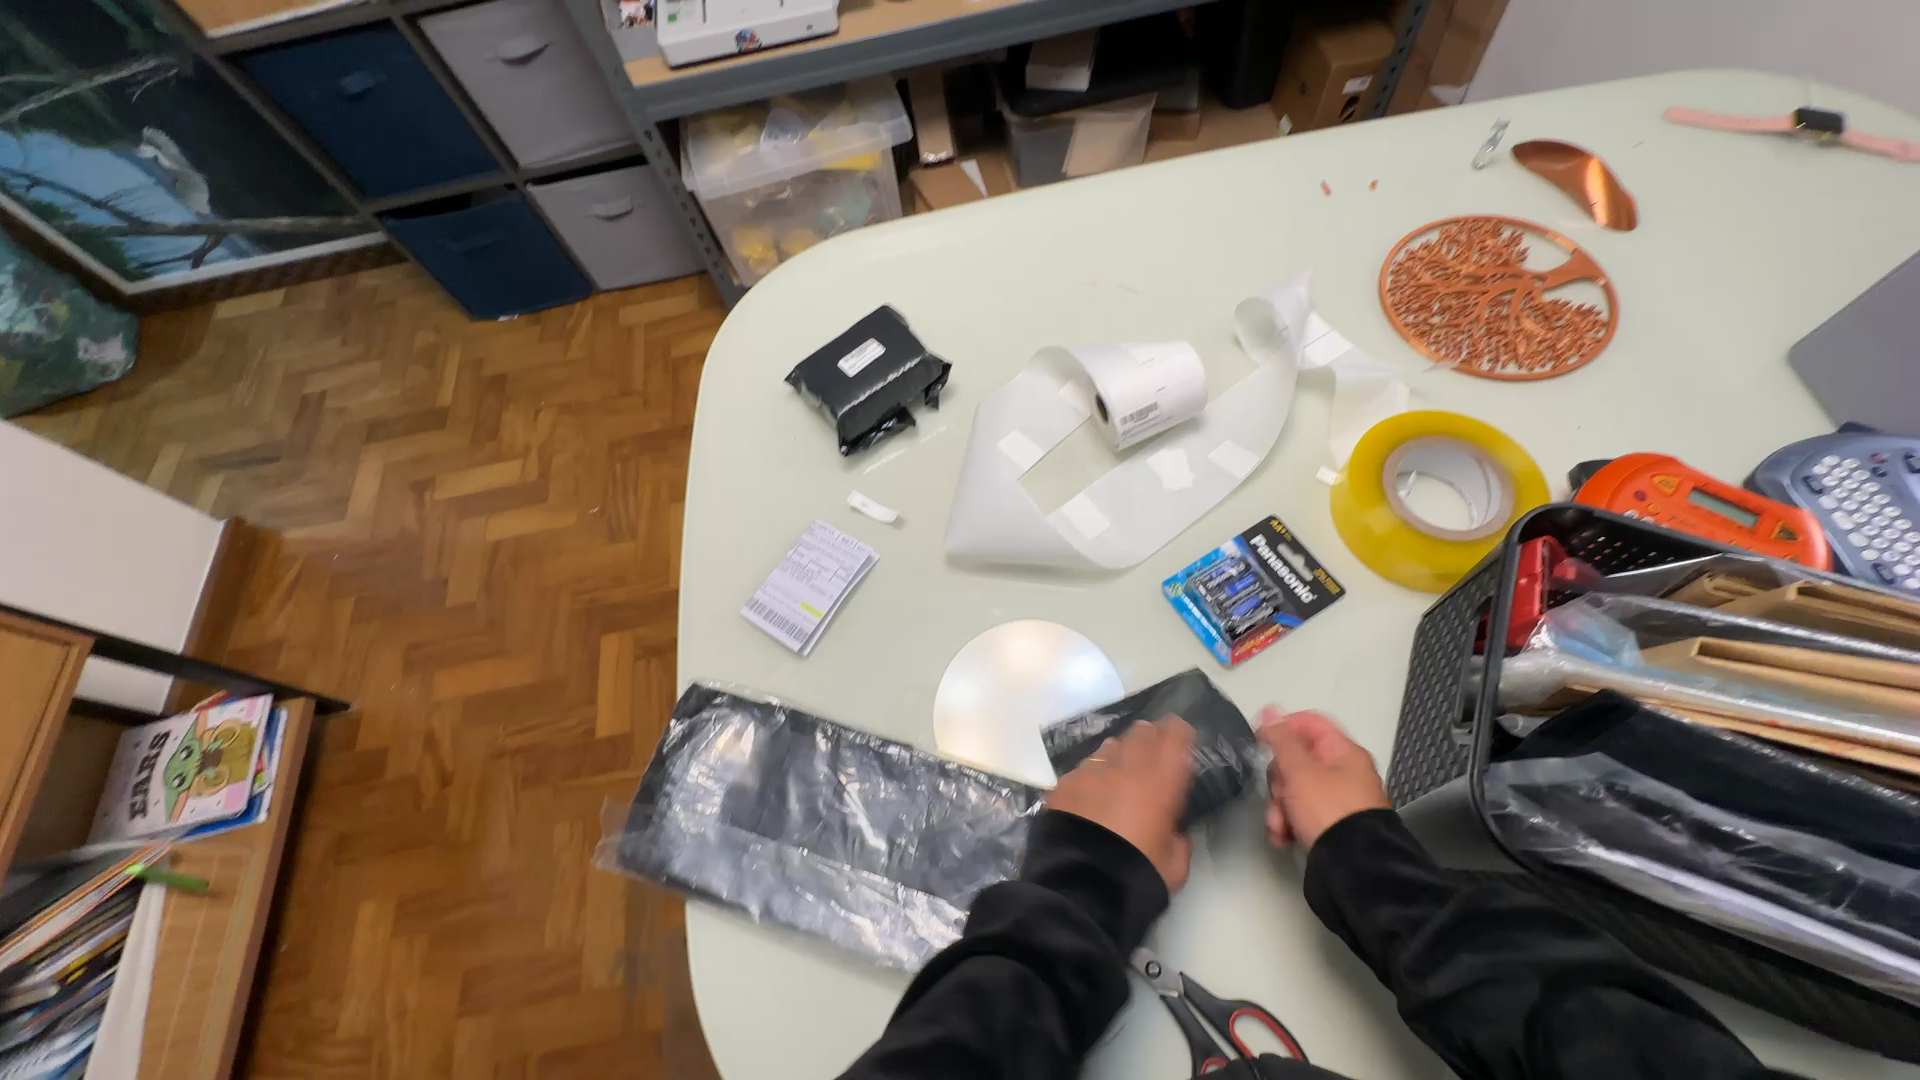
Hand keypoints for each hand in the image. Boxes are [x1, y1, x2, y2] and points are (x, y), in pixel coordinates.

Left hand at [1046, 717, 1195, 890]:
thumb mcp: (1175, 863)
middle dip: (1149, 737)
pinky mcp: (1065, 783)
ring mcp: (1092, 772)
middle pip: (1141, 735)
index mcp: (1160, 783)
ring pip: (1110, 748)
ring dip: (1120, 753)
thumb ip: (1179, 837)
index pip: (1175, 739)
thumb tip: (1175, 828)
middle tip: (1153, 744)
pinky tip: (1092, 792)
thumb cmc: (1137, 875)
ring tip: (1121, 769)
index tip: (1181, 732)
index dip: (1179, 732)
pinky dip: (1093, 775)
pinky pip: (1084, 769)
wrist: (1082, 887)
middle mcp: (1126, 768)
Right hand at [1258, 707, 1389, 851]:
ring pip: (1294, 788)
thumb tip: (1270, 708)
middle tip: (1278, 794)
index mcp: (1343, 752)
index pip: (1308, 722)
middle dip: (1278, 779)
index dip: (1281, 727)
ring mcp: (1337, 799)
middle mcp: (1343, 772)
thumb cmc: (1328, 810)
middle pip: (1296, 758)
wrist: (1354, 868)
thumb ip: (1281, 739)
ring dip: (1279, 805)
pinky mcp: (1330, 823)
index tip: (1259, 742)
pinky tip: (1284, 835)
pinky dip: (1288, 821)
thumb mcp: (1300, 771)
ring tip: (1279, 824)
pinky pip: (1301, 810)